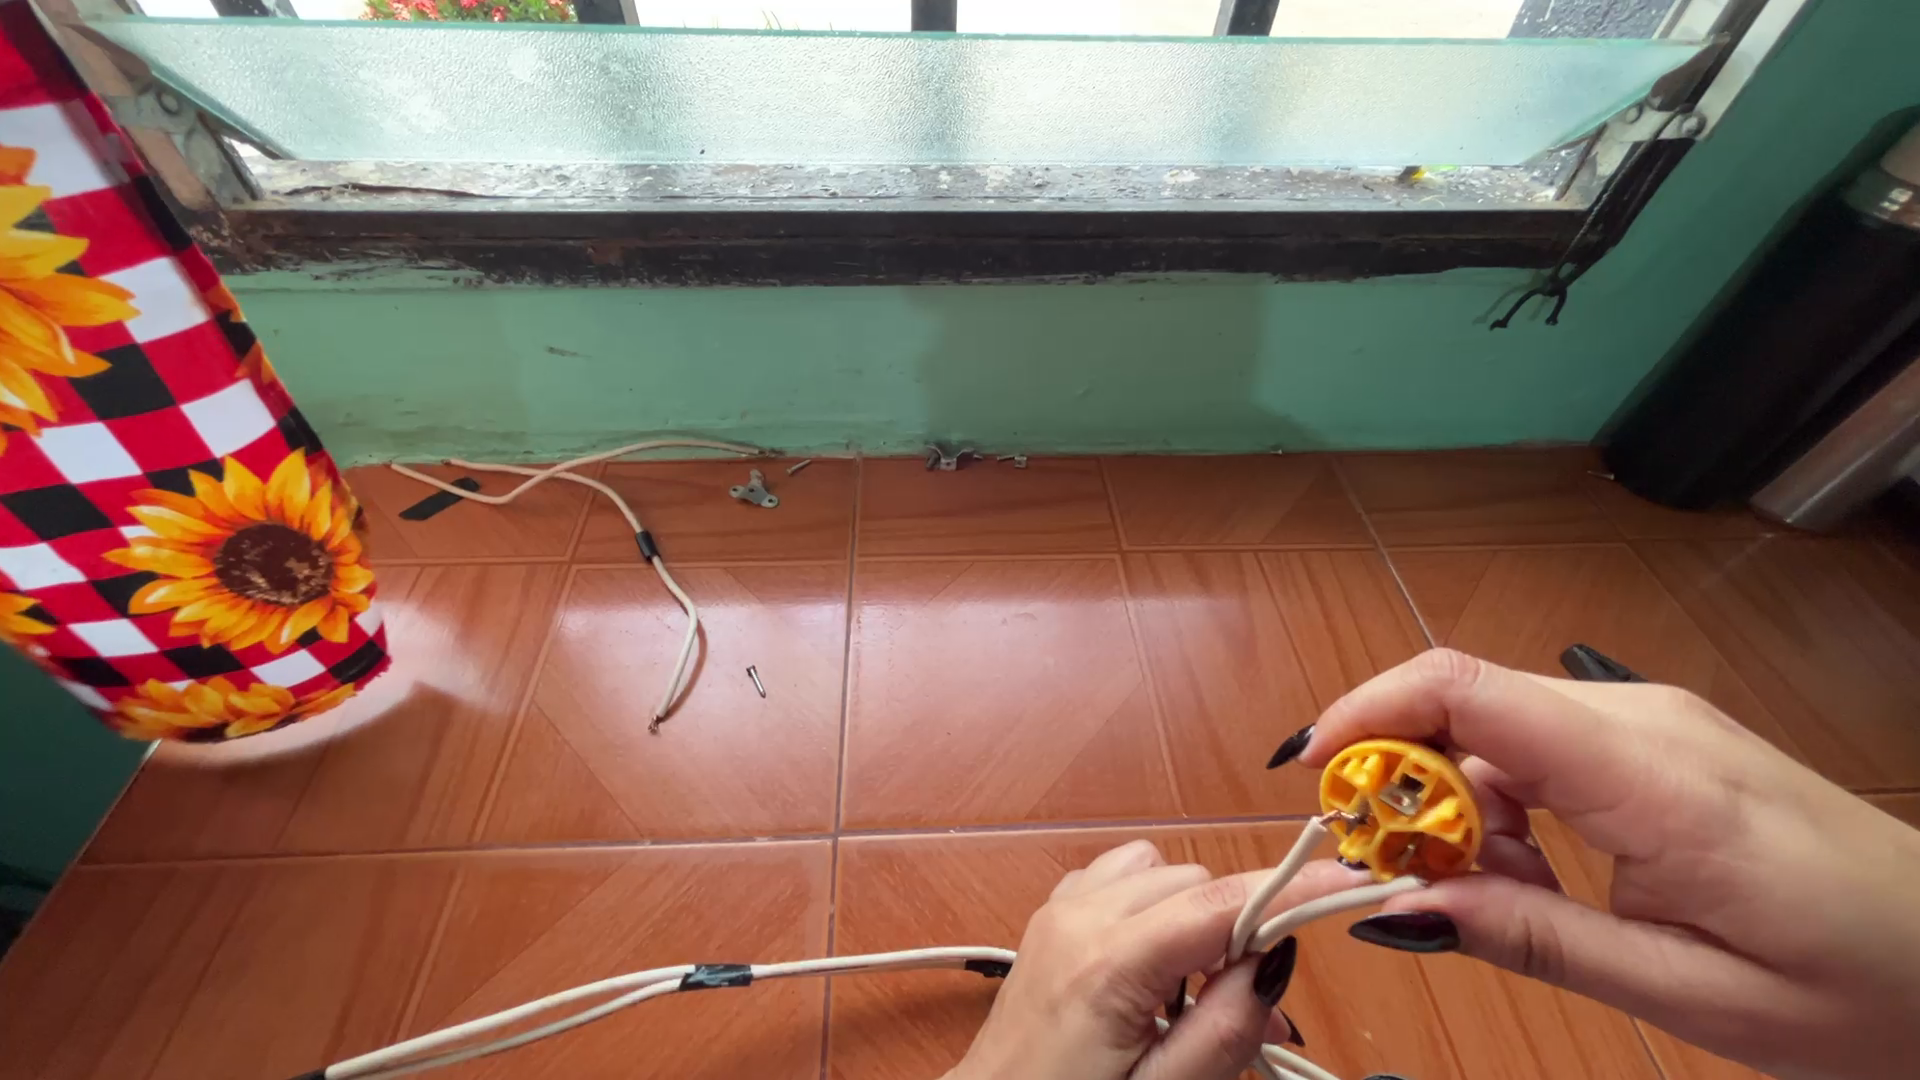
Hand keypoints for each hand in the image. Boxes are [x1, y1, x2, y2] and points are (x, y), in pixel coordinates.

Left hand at [947, 838, 1362, 1079]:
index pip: (1218, 904)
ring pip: (1160, 870)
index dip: (1289, 888)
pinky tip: (1150, 959)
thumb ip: (1224, 1029)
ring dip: (1192, 915)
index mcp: (1108, 961)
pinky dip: (1154, 903)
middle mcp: (1082, 912)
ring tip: (1190, 988)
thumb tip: (1272, 960)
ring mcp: (1063, 904)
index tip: (1346, 880)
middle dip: (1236, 928)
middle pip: (1193, 881)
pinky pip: (1122, 876)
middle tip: (1246, 1001)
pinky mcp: (1055, 909)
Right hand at [1293, 648, 1919, 1079]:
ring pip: (1480, 727)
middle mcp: (1628, 716)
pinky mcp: (1638, 732)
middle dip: (1394, 775)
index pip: (1463, 691)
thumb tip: (1393, 905)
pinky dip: (1491, 802)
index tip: (1313, 774)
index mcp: (1647, 774)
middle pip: (1455, 700)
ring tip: (1486, 891)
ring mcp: (1636, 716)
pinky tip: (1530, 868)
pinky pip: (1521, 744)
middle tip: (1386, 864)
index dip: (1365, 714)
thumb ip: (1532, 938)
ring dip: (1447, 803)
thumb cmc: (1874, 996)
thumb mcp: (1693, 996)